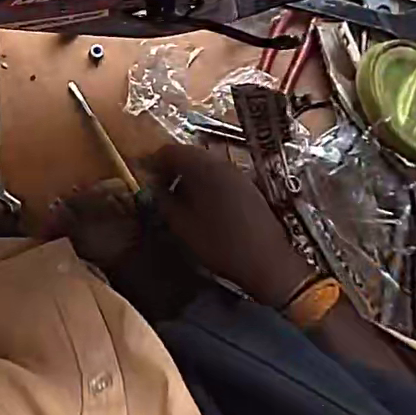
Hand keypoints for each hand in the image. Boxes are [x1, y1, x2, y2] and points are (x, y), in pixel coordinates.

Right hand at [144, 144, 314, 304]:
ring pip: (204, 163)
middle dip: (170, 166)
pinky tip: (202, 203)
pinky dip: (205, 181)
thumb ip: (163, 200)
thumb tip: (152, 186)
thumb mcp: (182, 226)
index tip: (145, 177)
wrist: (270, 264)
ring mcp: (236, 173)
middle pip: (187, 153)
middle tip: (160, 186)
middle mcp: (219, 163)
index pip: (168, 150)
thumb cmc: (220, 244)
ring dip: (188, 174)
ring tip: (179, 196)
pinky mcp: (248, 186)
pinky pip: (219, 174)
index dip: (153, 161)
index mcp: (201, 167)